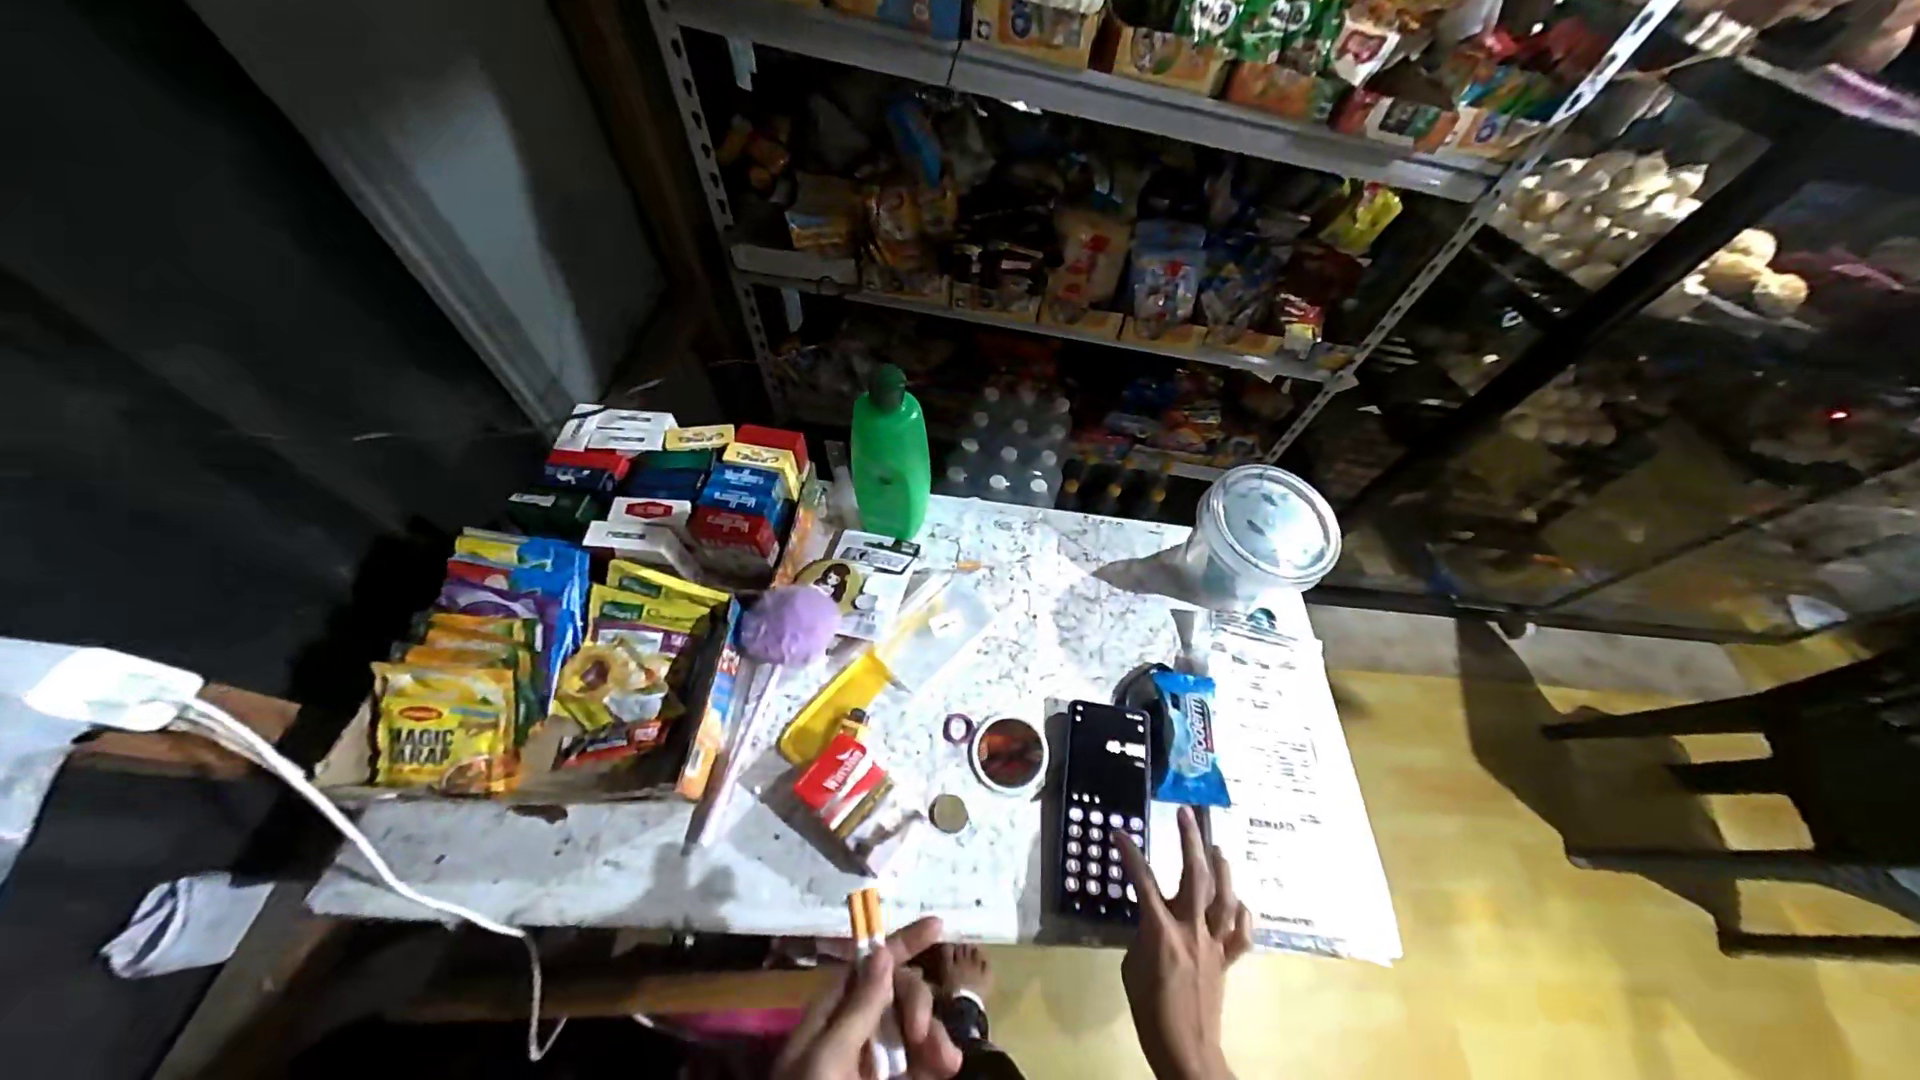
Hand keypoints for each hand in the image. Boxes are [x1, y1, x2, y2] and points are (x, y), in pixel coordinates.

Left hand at [773, 915, 963, 1079]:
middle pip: (899, 991)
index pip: (869, 964)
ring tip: (948, 1065)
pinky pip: (923, 1062)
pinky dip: (937, 1060)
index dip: (903, 942)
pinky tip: (946, 1070)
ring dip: (935, 1037)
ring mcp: (877, 1062)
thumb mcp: (827, 1060)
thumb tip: (882, 952)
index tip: (939, 925)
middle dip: (919, 1004)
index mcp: (832, 1014)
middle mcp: (857, 1030)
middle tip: (925, 1038)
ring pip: (916, 1026)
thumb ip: (857, 1008)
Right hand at [1114, 806, 1252, 1079]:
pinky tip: (1238, 900)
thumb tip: (1151, 920)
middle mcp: (1192, 929)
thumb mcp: (1131, 965)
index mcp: (1162, 931)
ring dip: (1221, 868)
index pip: (1143, 881)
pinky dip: (1242, 913)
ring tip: (1215, 845)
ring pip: (1224, 897)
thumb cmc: (1149, 1010)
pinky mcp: (1227, 960)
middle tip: (1185, 814)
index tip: (1120, 832)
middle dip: (1190, 840)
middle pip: (1196, 876)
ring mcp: (1214, 944)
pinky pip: (1241, 932)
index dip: (1130, 853)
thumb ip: (1142, 934)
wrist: (1185, 1050)